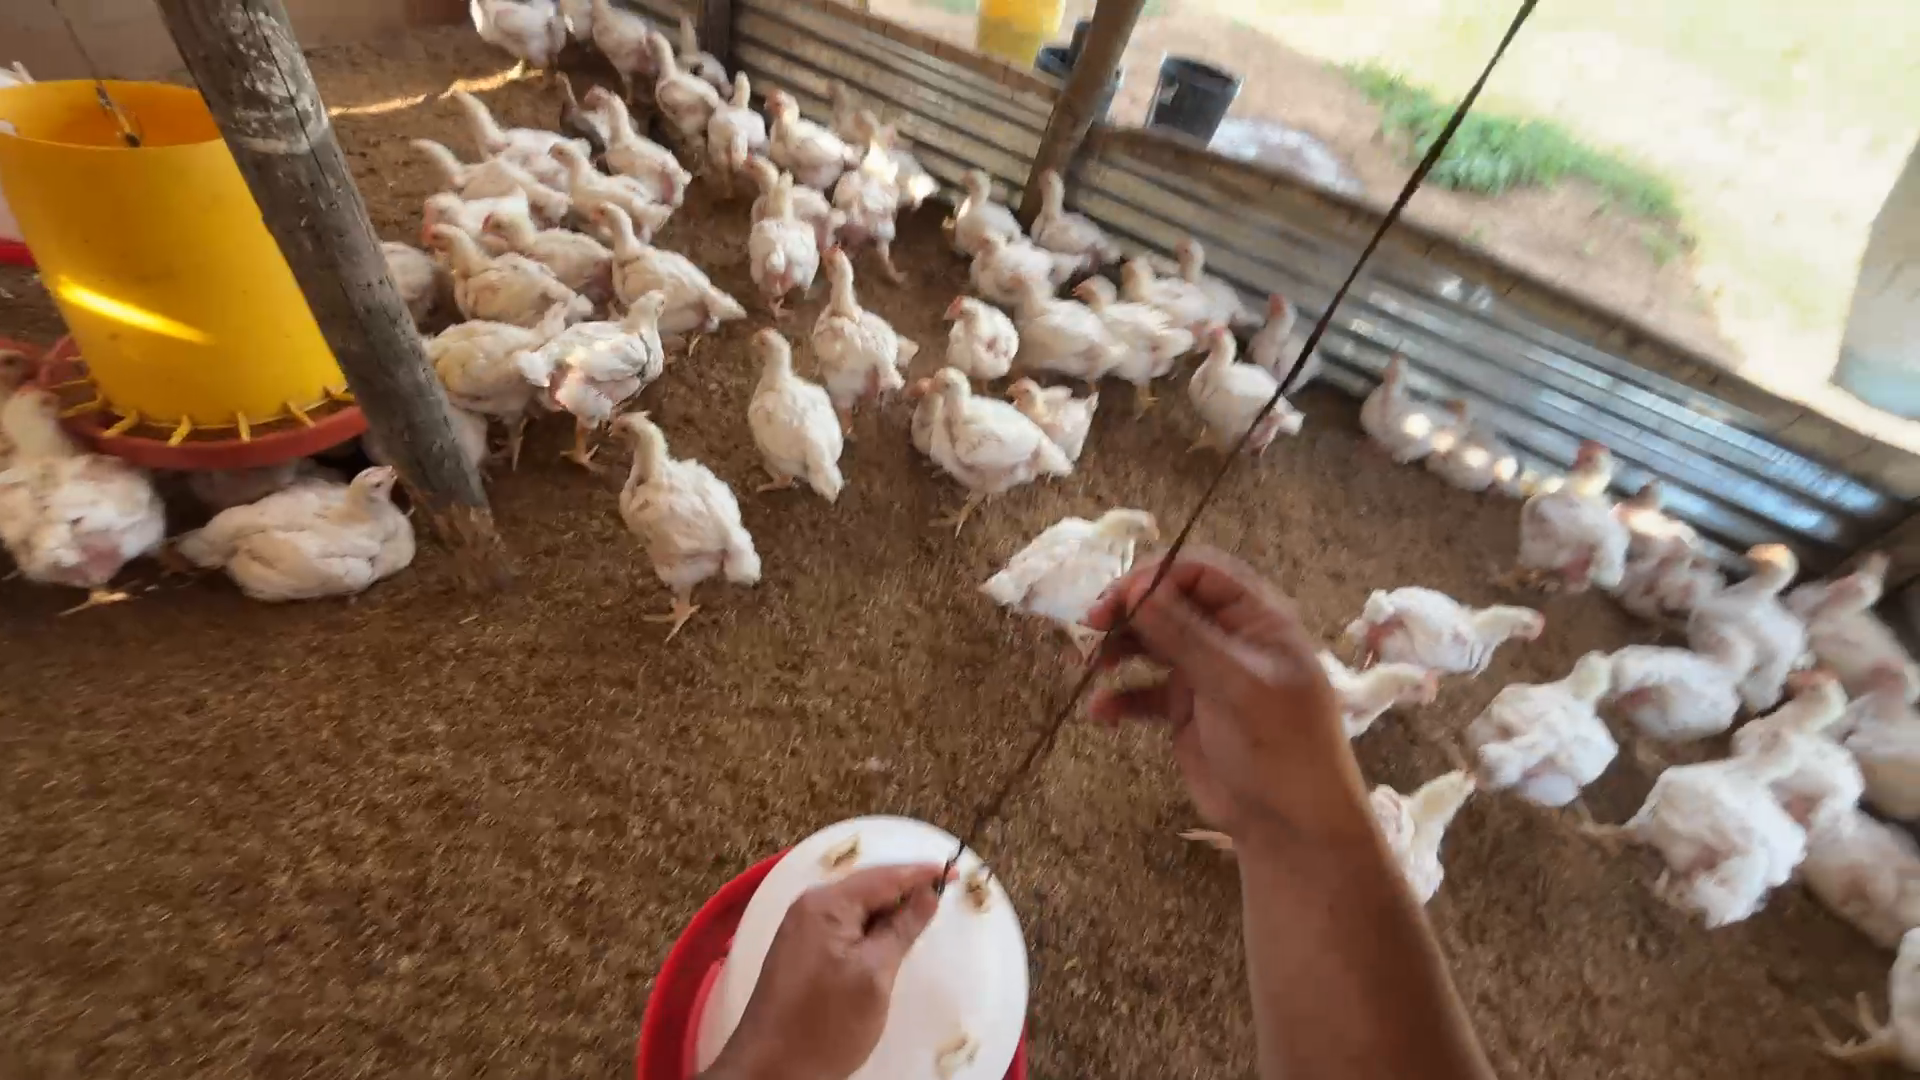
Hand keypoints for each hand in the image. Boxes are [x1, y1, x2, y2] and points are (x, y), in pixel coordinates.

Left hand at [704, 864, 947, 1079]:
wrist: (766, 1075)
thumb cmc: (824, 1026)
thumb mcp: (874, 976)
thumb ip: (902, 929)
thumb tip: (928, 894)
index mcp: (827, 904)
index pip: (885, 876)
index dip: (921, 874)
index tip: (953, 871)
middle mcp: (811, 905)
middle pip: (869, 887)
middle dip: (905, 890)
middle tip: (941, 896)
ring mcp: (802, 927)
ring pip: (857, 907)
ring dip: (888, 912)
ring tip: (920, 917)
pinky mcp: (801, 949)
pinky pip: (844, 924)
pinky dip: (869, 929)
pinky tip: (887, 939)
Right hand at [1086, 547, 1369, 845]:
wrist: (1291, 828)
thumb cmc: (1280, 746)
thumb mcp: (1236, 685)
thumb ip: (1185, 635)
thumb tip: (1138, 589)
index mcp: (1254, 619)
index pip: (1199, 572)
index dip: (1156, 577)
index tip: (1118, 600)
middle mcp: (1226, 638)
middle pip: (1167, 603)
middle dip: (1127, 611)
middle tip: (1090, 625)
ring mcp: (1204, 673)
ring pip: (1149, 643)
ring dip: (1116, 650)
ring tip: (1088, 666)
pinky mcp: (1183, 709)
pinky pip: (1142, 691)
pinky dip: (1119, 697)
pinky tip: (1101, 712)